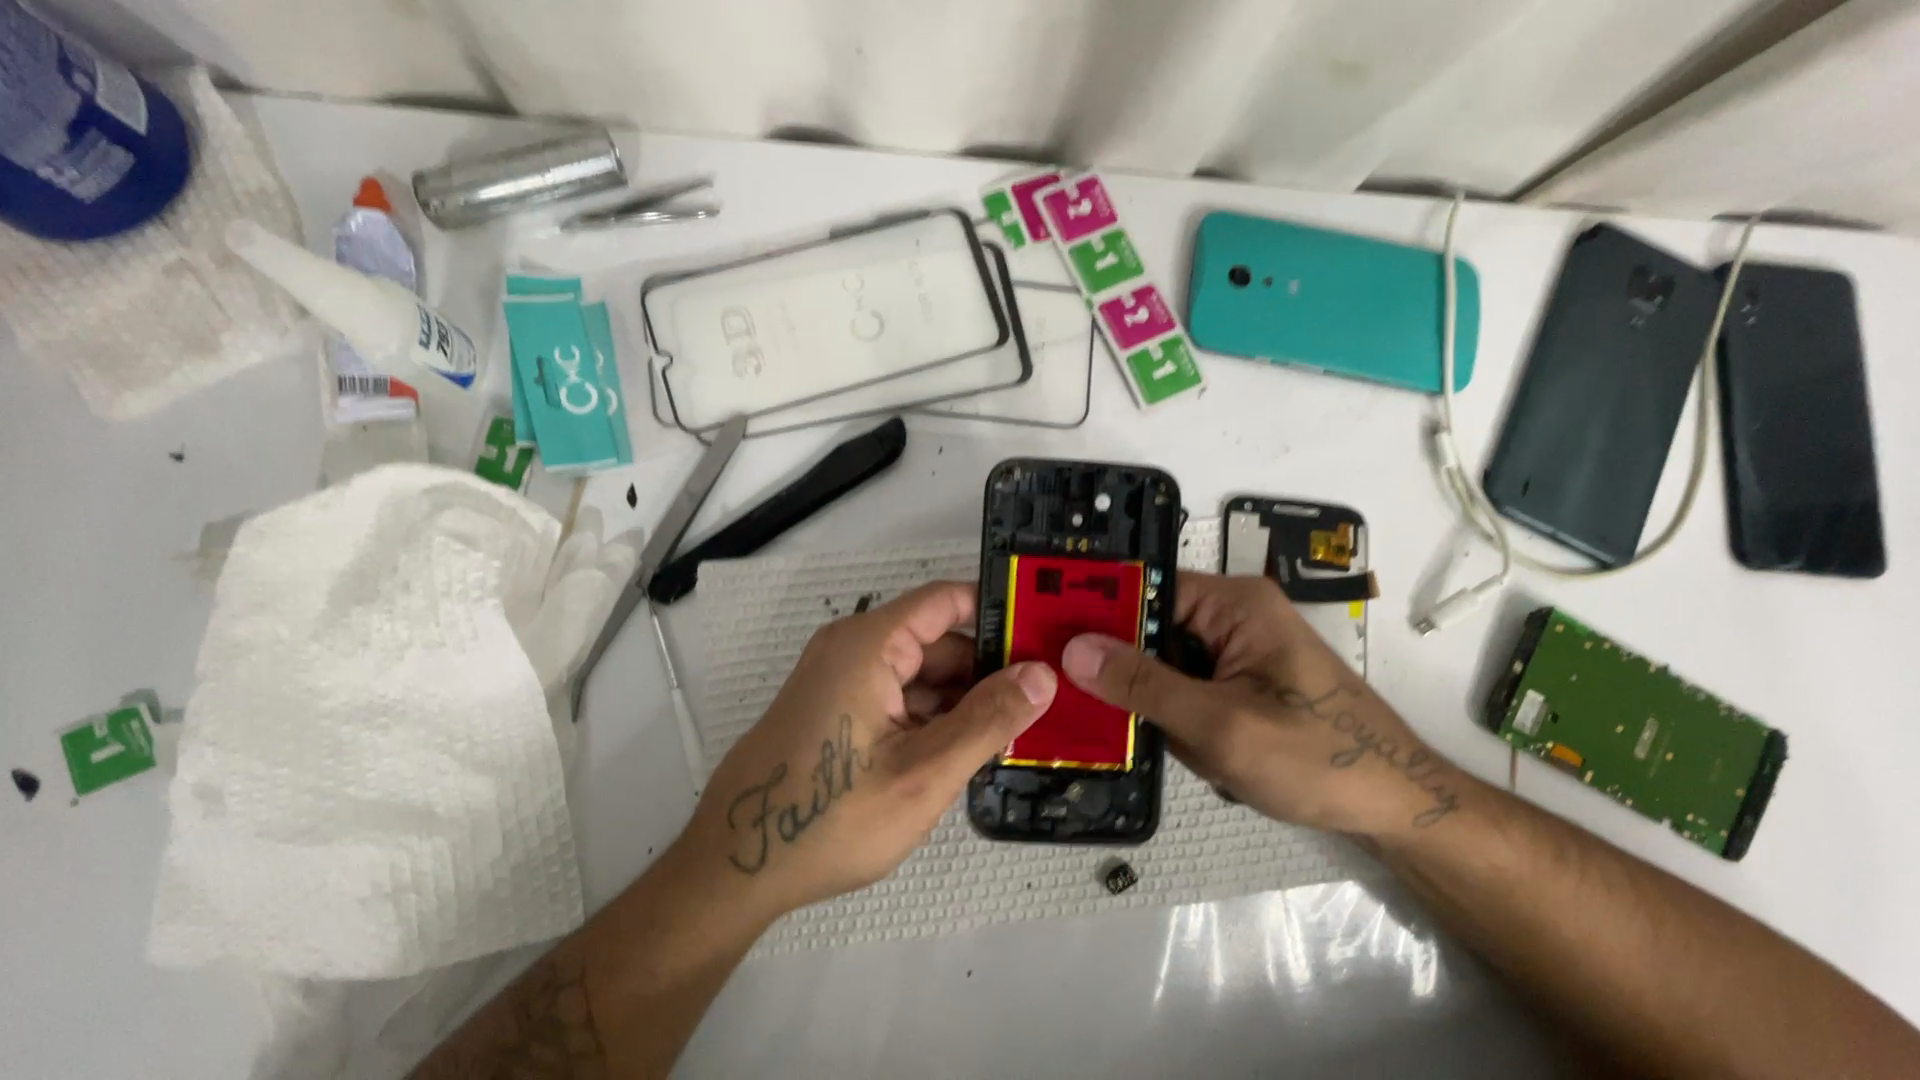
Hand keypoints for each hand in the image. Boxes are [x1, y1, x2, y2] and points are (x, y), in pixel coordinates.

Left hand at [674, 582, 1057, 921]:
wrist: (734, 867)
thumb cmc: (829, 819)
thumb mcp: (922, 775)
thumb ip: (988, 721)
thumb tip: (1043, 674)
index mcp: (869, 644)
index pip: (948, 600)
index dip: (1000, 614)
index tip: (1049, 641)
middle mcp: (851, 649)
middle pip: (937, 639)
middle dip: (987, 668)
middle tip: (1044, 704)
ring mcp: (839, 681)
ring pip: (918, 673)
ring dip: (962, 700)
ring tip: (1015, 733)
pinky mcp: (833, 712)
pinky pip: (896, 698)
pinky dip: (931, 718)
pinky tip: (964, 751)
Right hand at [1060, 573, 1466, 840]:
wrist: (1396, 805)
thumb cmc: (1319, 760)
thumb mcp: (1221, 725)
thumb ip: (1144, 686)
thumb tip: (1074, 649)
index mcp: (1236, 604)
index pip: (1146, 589)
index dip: (1097, 613)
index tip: (1047, 641)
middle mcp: (1234, 616)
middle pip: (1149, 629)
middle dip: (1130, 675)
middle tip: (1097, 706)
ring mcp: (1238, 652)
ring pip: (1162, 667)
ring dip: (1156, 707)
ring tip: (1167, 741)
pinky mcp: (1241, 684)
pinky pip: (1185, 690)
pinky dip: (1178, 722)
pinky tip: (1192, 752)